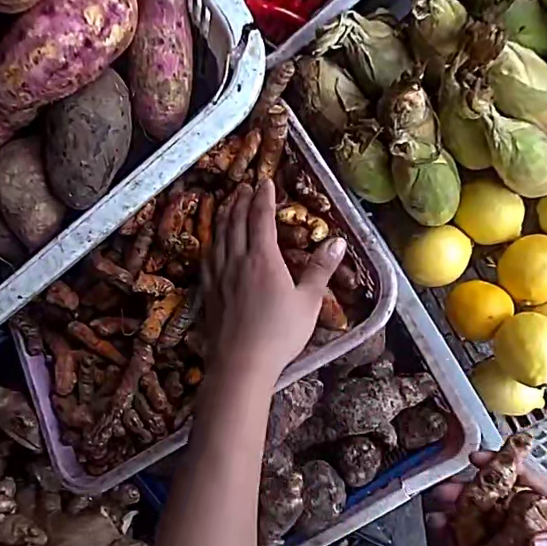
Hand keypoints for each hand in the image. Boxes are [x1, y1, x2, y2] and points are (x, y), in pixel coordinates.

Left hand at [202, 179, 345, 384]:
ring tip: (229, 203)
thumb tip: (338, 242)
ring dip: (225, 215)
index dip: (264, 197)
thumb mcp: (308, 302)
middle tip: (246, 187)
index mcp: (263, 259)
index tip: (265, 182)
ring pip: (219, 236)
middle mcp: (237, 260)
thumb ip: (321, 270)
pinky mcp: (209, 291)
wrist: (240, 363)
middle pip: (236, 221)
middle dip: (242, 200)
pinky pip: (208, 256)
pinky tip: (214, 242)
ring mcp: (219, 276)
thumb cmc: (279, 334)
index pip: (261, 218)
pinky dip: (213, 240)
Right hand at [426, 451, 546, 545]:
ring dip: (460, 520)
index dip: (500, 465)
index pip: (524, 477)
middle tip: (445, 493)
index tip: (477, 460)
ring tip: (436, 517)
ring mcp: (519, 544)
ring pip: (484, 526)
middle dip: (468, 493)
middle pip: (495, 500)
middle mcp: (530, 520)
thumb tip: (535, 544)